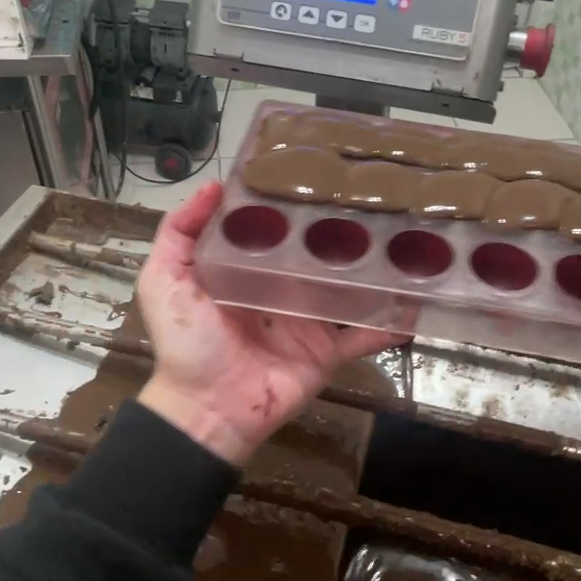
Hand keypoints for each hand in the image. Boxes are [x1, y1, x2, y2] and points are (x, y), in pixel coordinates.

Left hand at [134, 182, 405, 466]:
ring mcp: (307, 323)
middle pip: (315, 257)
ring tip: (404, 239)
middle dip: (339, 233)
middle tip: (371, 199)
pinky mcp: (326, 353)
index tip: (314, 173)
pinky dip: (389, 323)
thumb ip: (178, 232)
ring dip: (370, 271)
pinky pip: (363, 336)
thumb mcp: (164, 279)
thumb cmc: (185, 341)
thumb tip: (213, 186)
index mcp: (244, 273)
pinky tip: (415, 301)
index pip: (273, 232)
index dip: (290, 208)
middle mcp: (280, 292)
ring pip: (344, 291)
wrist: (206, 407)